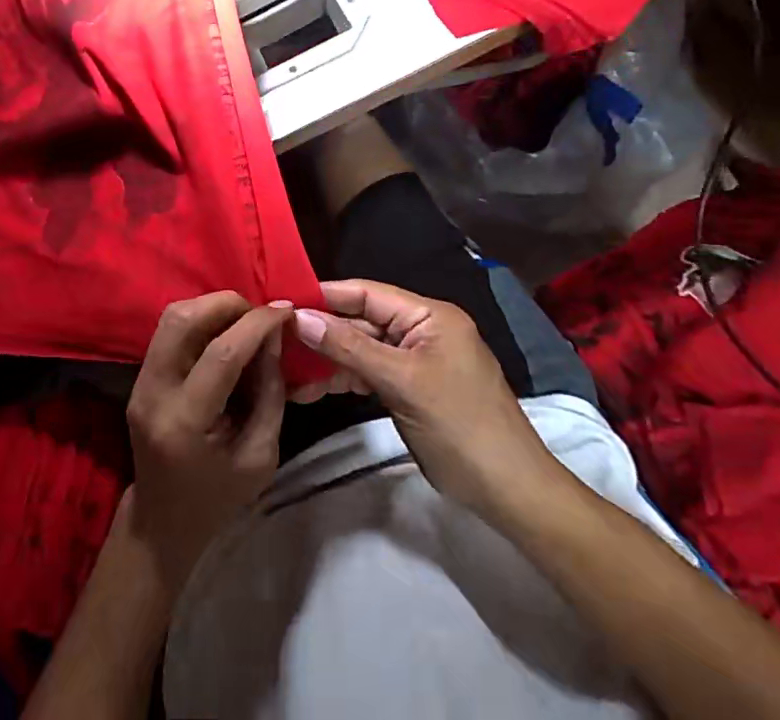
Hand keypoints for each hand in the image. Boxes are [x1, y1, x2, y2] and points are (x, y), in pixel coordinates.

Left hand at [126, 291, 289, 587]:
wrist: (162, 522)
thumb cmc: (218, 496)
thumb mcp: (262, 453)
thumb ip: (270, 391)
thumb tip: (274, 335)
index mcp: (184, 422)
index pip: (221, 354)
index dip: (258, 324)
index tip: (287, 311)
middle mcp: (153, 394)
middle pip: (182, 320)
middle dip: (228, 304)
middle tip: (261, 316)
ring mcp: (139, 384)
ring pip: (171, 318)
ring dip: (213, 308)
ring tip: (246, 322)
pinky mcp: (140, 379)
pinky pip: (169, 332)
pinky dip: (202, 321)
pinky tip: (226, 334)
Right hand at [294, 280, 563, 520]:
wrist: (504, 484)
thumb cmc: (458, 423)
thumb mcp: (402, 381)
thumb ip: (350, 347)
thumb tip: (301, 318)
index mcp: (430, 315)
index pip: (369, 294)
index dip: (326, 296)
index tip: (283, 302)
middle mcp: (422, 331)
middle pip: (363, 322)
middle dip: (323, 332)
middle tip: (275, 341)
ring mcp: (416, 361)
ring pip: (363, 350)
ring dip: (328, 360)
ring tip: (285, 371)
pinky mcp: (411, 388)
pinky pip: (371, 374)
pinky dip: (344, 380)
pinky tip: (311, 389)